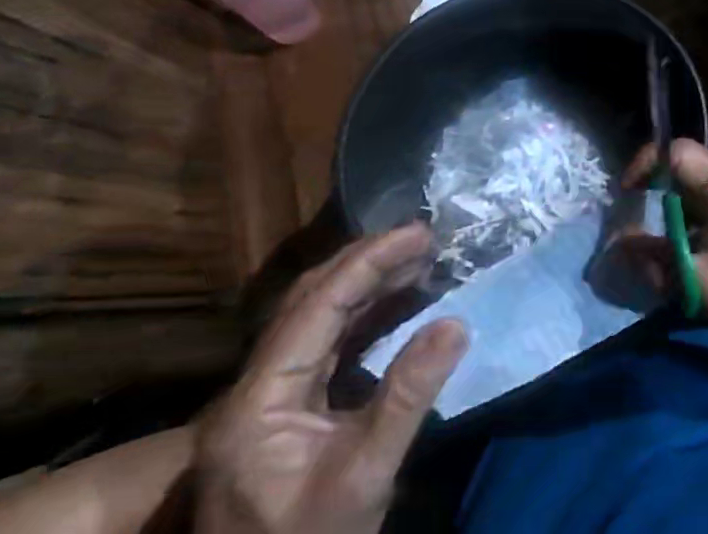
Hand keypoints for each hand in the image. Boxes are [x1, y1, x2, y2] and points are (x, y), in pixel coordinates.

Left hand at [193, 225, 467, 533]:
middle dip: (365, 262)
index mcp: (258, 401)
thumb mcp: (367, 473)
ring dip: (363, 281)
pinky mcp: (284, 407)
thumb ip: (408, 396)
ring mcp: (265, 397)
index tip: (419, 233)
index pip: (316, 309)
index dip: (368, 263)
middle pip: (305, 302)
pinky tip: (396, 299)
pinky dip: (362, 309)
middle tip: (422, 237)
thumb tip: (456, 322)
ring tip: (416, 257)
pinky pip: (323, 338)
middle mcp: (251, 388)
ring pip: (312, 316)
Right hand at [615, 139, 707, 339]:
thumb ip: (655, 262)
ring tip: (636, 227)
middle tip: (624, 210)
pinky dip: (670, 211)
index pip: (681, 153)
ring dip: (658, 198)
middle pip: (680, 161)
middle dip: (648, 182)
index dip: (648, 164)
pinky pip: (690, 196)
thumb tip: (614, 244)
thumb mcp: (700, 284)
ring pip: (683, 179)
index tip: (626, 193)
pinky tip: (660, 238)